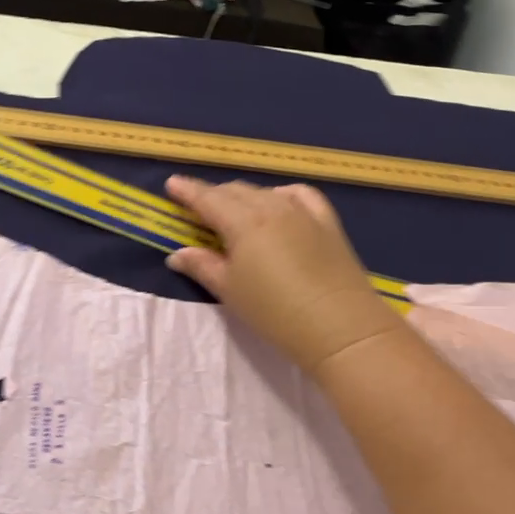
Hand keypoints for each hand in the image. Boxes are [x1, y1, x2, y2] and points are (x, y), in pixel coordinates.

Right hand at [164, 176, 404, 374]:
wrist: (342, 329)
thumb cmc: (276, 312)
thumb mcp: (230, 292)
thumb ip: (201, 266)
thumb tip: (177, 254)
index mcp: (242, 221)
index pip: (207, 198)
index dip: (187, 190)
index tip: (171, 184)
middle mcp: (271, 207)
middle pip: (235, 191)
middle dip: (213, 195)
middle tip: (199, 206)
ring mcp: (302, 212)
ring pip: (264, 192)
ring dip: (244, 196)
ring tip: (234, 210)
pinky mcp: (327, 223)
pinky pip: (300, 195)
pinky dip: (282, 194)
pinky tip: (279, 202)